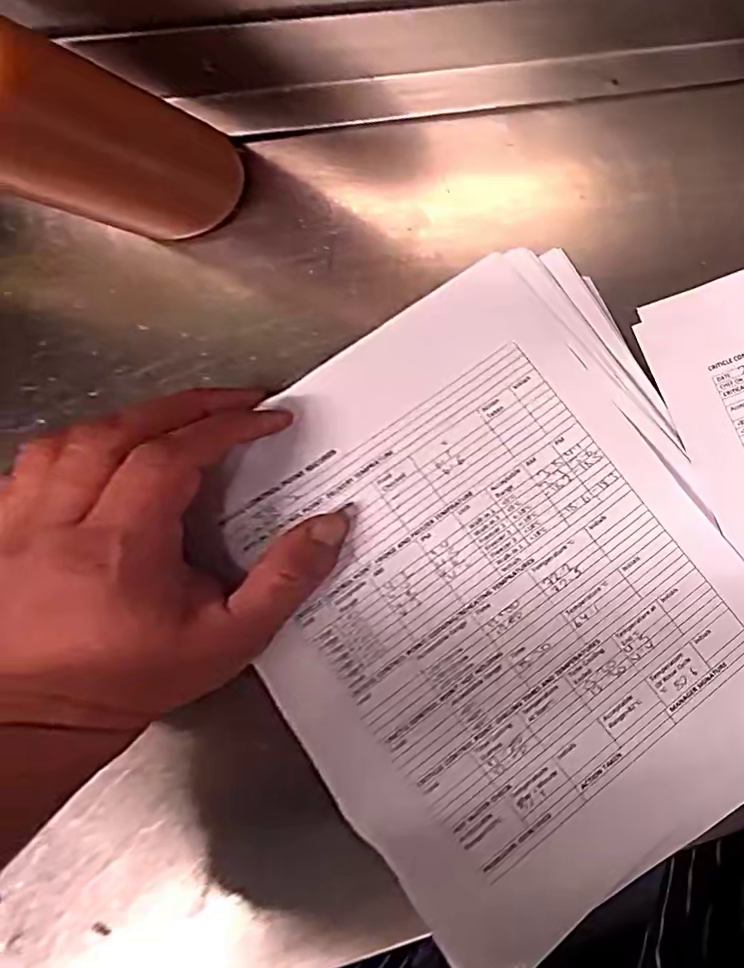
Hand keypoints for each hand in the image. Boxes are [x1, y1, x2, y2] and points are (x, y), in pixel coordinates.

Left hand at [0, 389, 348, 732]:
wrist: (24, 721)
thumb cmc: (133, 677)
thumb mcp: (237, 633)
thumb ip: (290, 576)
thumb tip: (333, 524)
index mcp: (118, 546)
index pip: (170, 458)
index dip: (226, 427)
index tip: (269, 419)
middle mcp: (53, 528)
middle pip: (110, 435)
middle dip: (181, 407)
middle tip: (235, 400)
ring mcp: (11, 532)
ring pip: (61, 445)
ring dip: (129, 419)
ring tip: (182, 416)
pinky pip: (29, 469)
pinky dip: (83, 446)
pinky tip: (119, 451)